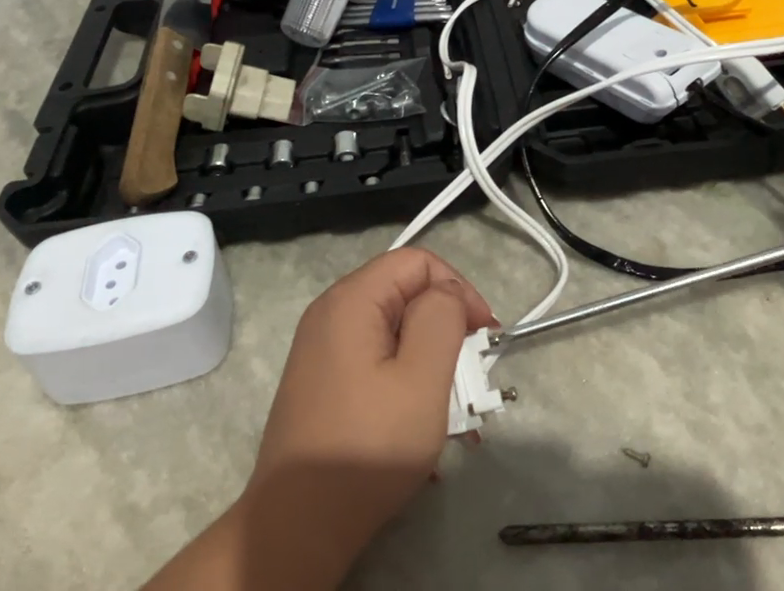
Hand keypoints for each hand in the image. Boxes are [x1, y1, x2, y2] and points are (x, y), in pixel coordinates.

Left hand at [251, 249, 493, 547]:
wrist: (299, 523)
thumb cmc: (368, 446)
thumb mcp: (422, 379)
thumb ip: (441, 319)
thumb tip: (446, 293)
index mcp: (351, 301)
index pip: (417, 262)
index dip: (458, 288)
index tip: (484, 336)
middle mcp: (330, 315)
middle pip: (404, 295)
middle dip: (447, 330)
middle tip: (474, 377)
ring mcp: (322, 351)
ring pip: (393, 334)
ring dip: (432, 364)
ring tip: (456, 412)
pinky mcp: (323, 383)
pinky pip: (375, 364)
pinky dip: (406, 384)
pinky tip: (422, 427)